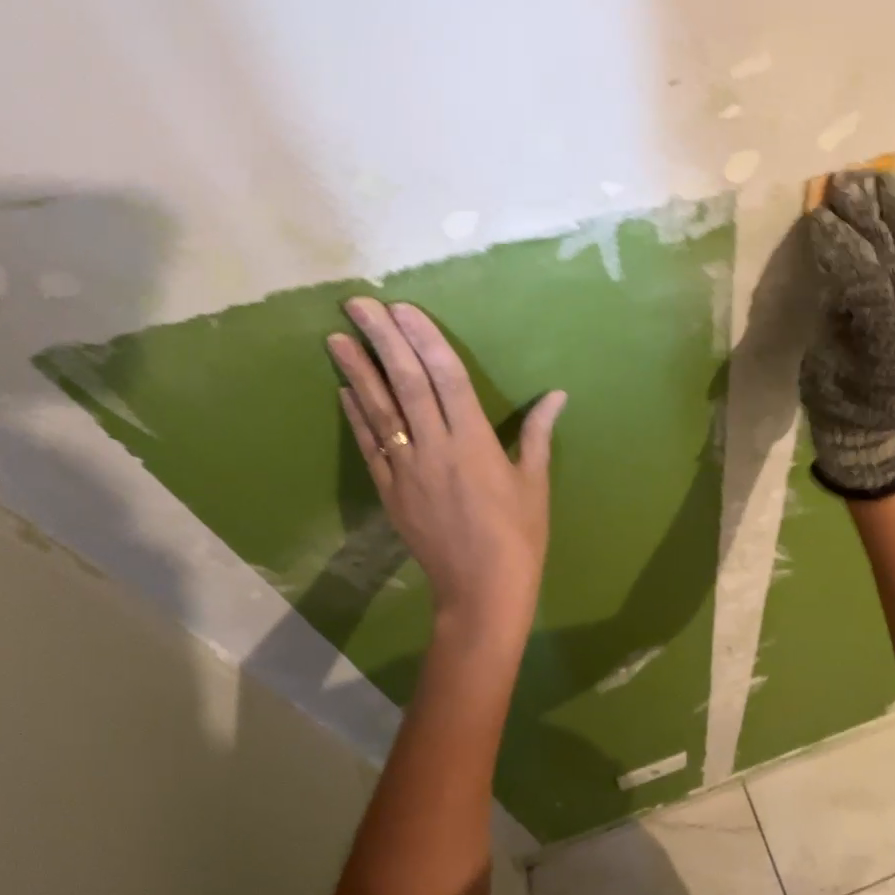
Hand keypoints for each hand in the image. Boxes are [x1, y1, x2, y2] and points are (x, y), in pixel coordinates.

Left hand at [326, 298, 566, 650]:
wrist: (481, 590)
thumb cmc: (519, 536)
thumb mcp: (535, 483)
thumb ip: (539, 434)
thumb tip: (557, 393)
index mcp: (474, 442)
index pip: (446, 377)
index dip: (424, 339)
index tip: (403, 308)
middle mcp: (435, 447)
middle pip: (404, 383)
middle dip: (382, 340)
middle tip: (359, 304)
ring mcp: (407, 470)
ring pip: (379, 410)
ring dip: (357, 371)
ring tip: (337, 337)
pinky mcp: (391, 491)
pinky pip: (370, 446)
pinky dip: (357, 416)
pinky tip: (344, 391)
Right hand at [801, 170, 894, 498]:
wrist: (877, 431)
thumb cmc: (838, 399)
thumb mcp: (824, 356)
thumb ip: (834, 308)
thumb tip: (836, 264)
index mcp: (884, 333)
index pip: (864, 271)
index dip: (841, 240)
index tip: (819, 212)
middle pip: (893, 250)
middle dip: (869, 213)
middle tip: (846, 180)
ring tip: (883, 176)